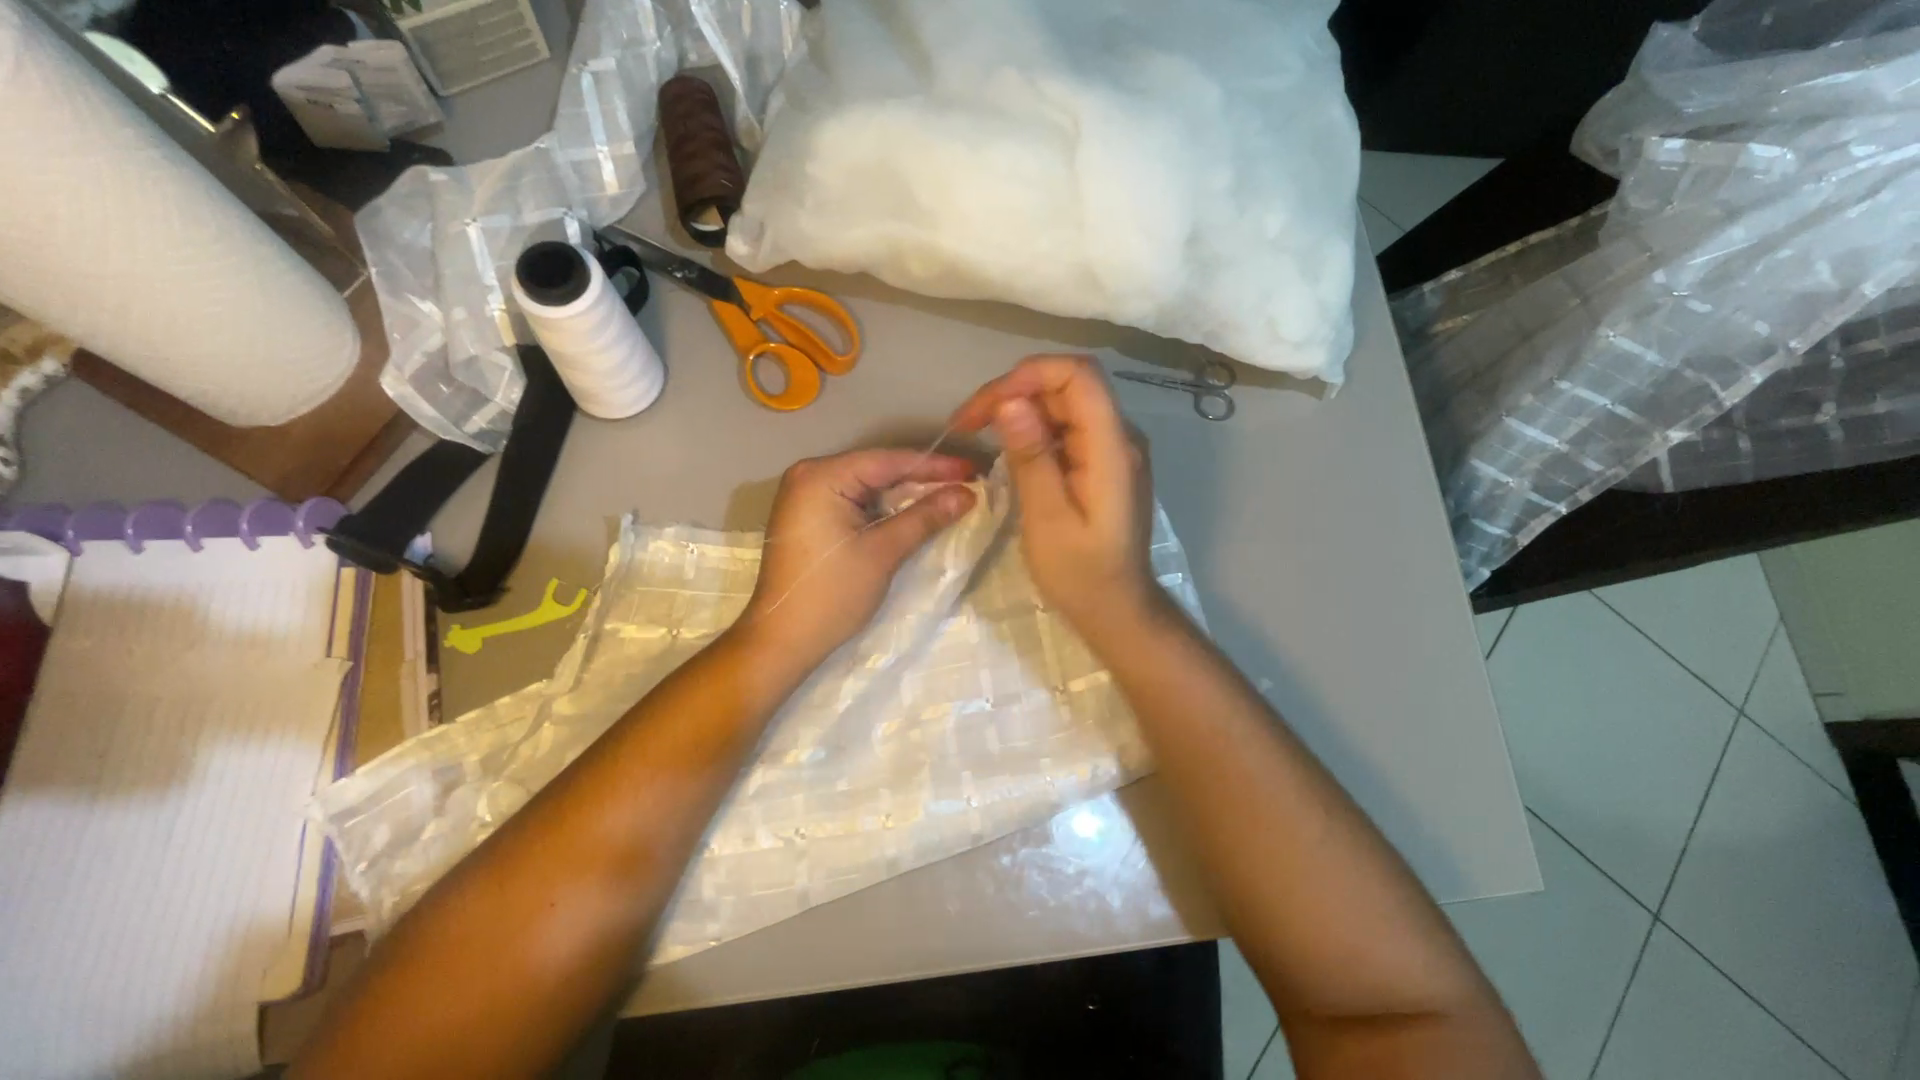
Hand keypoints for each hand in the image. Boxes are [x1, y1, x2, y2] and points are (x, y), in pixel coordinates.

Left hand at [737, 448, 977, 669]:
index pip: (887, 461)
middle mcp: (808, 476)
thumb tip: (966, 494)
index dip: (933, 466)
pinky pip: (852, 502)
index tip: (972, 471)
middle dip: (920, 478)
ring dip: (903, 495)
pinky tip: (912, 513)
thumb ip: (924, 517)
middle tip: (965, 483)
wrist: (783, 639)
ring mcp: (804, 496)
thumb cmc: (831, 594)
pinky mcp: (807, 517)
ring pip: (866, 486)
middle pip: (876, 469)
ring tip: (947, 497)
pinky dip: (882, 508)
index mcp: (821, 476)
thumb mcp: (883, 552)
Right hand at [950, 354, 1161, 633]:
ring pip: (1065, 403)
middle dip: (1015, 391)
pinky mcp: (1103, 462)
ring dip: (1020, 407)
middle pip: (1069, 384)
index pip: (1078, 375)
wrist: (1116, 609)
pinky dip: (1034, 428)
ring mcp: (1114, 448)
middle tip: (968, 422)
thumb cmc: (1080, 572)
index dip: (1028, 375)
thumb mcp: (1047, 518)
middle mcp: (1120, 437)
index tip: (986, 407)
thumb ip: (1031, 457)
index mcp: (1111, 447)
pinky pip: (1068, 427)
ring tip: (978, 432)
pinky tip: (1007, 449)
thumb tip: (1008, 402)